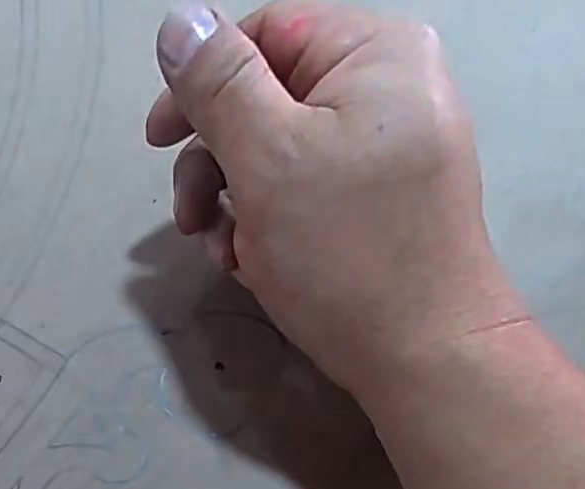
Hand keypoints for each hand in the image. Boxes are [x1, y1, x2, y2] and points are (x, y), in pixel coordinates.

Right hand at [147, 2, 529, 394]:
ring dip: (240, 208)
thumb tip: (179, 22)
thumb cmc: (346, 258)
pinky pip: (314, 202)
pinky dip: (276, 232)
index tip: (158, 142)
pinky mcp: (385, 214)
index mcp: (375, 55)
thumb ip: (218, 84)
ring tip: (230, 259)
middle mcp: (392, 95)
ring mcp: (393, 159)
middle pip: (272, 105)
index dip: (199, 85)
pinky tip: (261, 270)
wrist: (427, 360)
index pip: (265, 37)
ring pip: (286, 162)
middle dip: (218, 165)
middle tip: (190, 222)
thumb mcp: (268, 160)